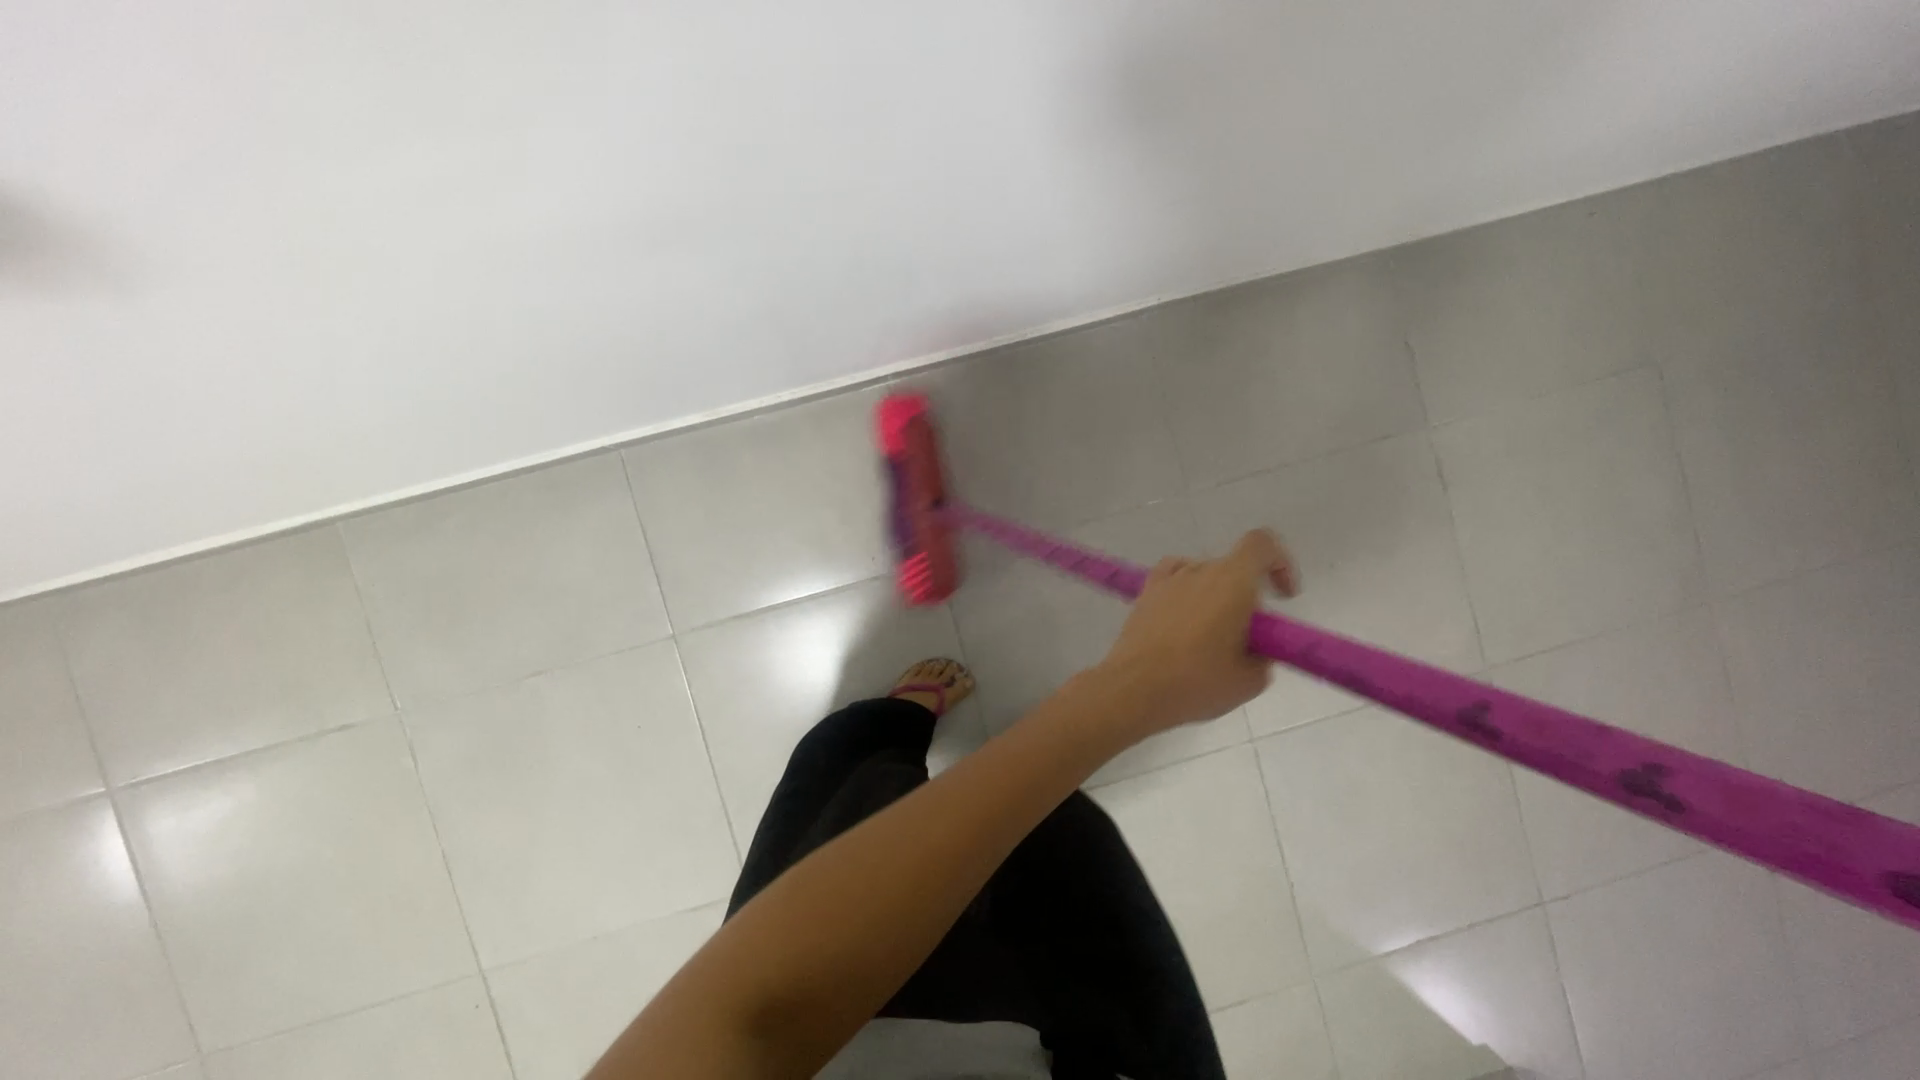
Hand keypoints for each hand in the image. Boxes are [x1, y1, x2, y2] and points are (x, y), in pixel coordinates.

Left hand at [1093, 529, 1298, 734]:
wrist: (1134, 689)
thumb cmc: (1196, 682)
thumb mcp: (1249, 681)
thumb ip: (1264, 657)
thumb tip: (1256, 653)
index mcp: (1233, 581)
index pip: (1262, 544)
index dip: (1280, 563)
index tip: (1283, 597)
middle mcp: (1200, 570)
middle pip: (1233, 567)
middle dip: (1247, 595)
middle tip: (1247, 636)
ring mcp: (1168, 579)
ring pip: (1203, 575)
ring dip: (1216, 596)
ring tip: (1212, 634)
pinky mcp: (1145, 593)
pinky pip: (1173, 577)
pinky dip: (1185, 590)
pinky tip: (1184, 615)